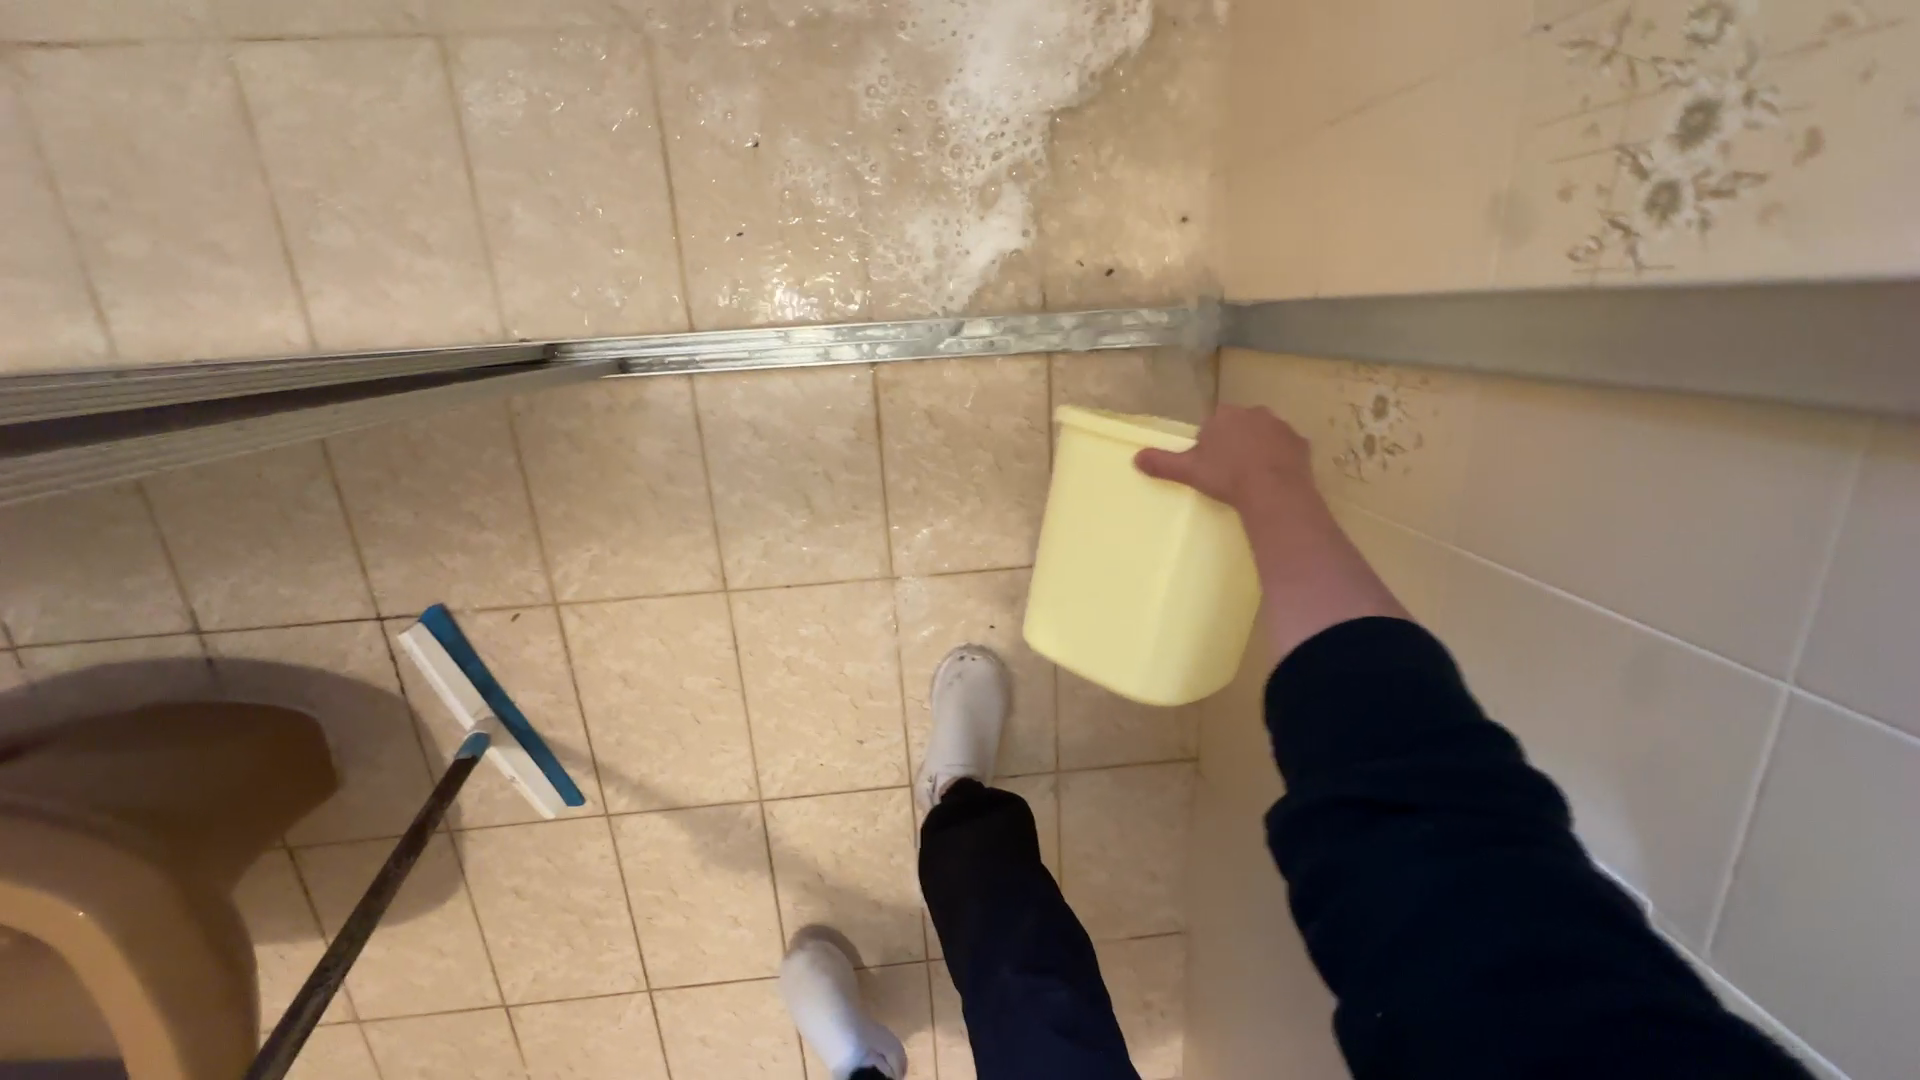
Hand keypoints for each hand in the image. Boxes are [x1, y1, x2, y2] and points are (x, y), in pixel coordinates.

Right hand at [1134, 404, 1313, 508]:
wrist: (1272, 490)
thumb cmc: (1226, 476)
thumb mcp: (1189, 471)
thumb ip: (1162, 462)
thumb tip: (1135, 458)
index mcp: (1225, 415)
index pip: (1213, 424)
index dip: (1211, 444)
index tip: (1211, 465)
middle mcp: (1254, 412)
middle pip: (1240, 426)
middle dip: (1236, 442)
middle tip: (1230, 471)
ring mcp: (1281, 426)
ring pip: (1265, 434)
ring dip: (1259, 448)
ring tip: (1253, 476)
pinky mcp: (1301, 442)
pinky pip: (1286, 448)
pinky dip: (1281, 459)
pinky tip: (1274, 477)